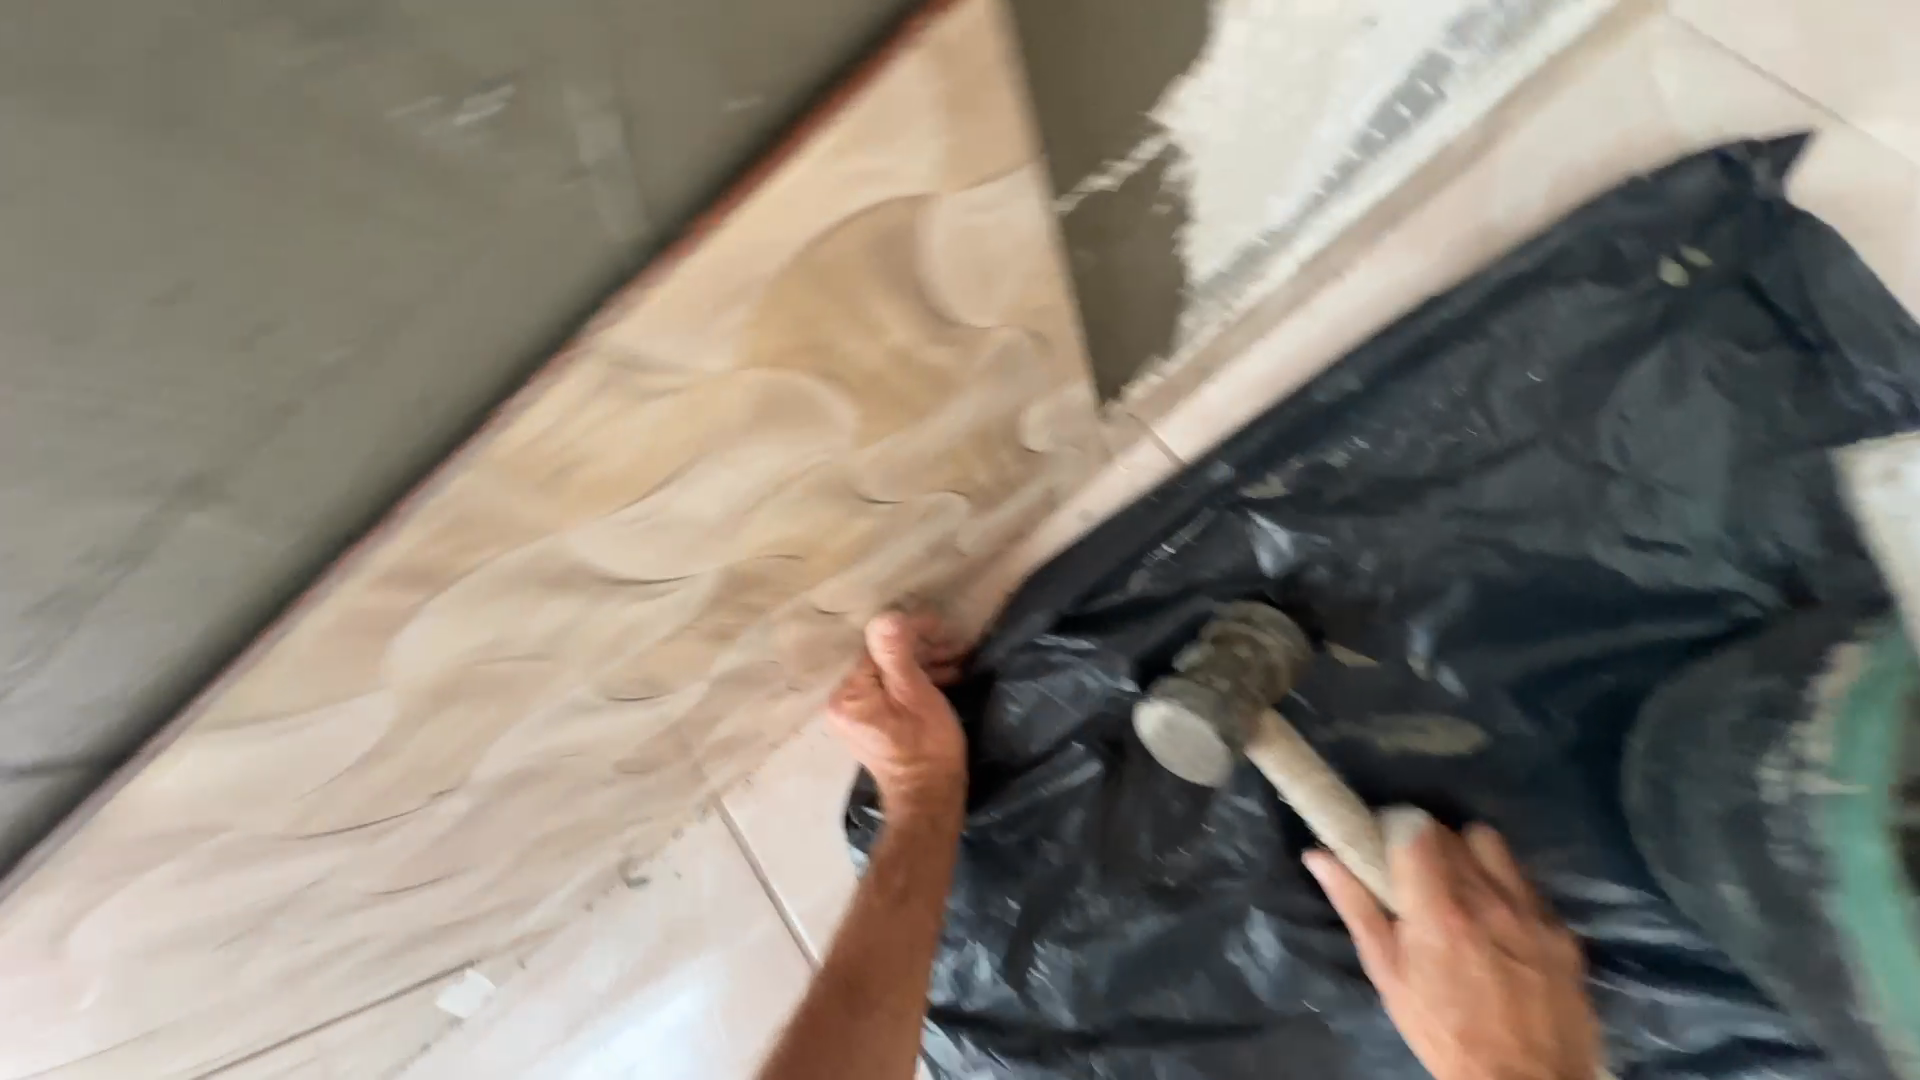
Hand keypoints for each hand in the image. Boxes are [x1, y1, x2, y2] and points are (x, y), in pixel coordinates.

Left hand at [828, 612, 968, 822]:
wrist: (931, 799)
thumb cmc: (928, 748)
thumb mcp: (916, 695)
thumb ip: (898, 654)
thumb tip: (887, 616)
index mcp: (848, 694)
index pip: (879, 646)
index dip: (913, 632)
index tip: (945, 628)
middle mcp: (844, 701)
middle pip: (884, 658)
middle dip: (921, 647)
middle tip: (957, 644)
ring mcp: (856, 713)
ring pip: (891, 672)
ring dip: (924, 661)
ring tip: (958, 659)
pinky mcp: (871, 722)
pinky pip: (892, 688)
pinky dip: (917, 679)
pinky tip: (946, 676)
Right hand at [1305, 815, 1600, 1079]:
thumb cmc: (1441, 1028)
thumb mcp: (1386, 971)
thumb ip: (1355, 905)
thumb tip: (1317, 856)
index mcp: (1438, 909)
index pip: (1413, 827)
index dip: (1393, 827)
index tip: (1383, 843)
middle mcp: (1487, 899)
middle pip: (1448, 832)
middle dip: (1424, 841)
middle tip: (1413, 871)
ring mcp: (1531, 913)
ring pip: (1490, 845)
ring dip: (1467, 854)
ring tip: (1459, 885)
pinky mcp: (1563, 932)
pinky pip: (1525, 882)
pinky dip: (1504, 886)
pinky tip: (1497, 919)